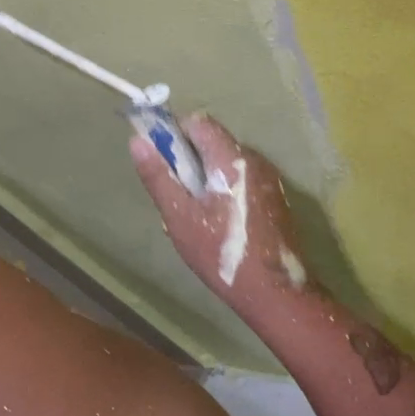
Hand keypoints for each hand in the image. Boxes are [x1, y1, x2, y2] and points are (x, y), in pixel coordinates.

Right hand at [130, 113, 312, 306]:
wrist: (276, 292)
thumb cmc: (220, 251)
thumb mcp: (179, 216)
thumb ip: (158, 176)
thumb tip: (138, 141)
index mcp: (231, 160)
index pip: (199, 123)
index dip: (174, 134)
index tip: (160, 159)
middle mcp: (256, 162)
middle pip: (213, 141)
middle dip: (187, 158)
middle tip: (173, 193)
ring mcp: (269, 180)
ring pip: (225, 161)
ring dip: (204, 175)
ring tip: (192, 211)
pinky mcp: (274, 197)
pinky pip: (240, 178)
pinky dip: (221, 188)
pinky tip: (215, 220)